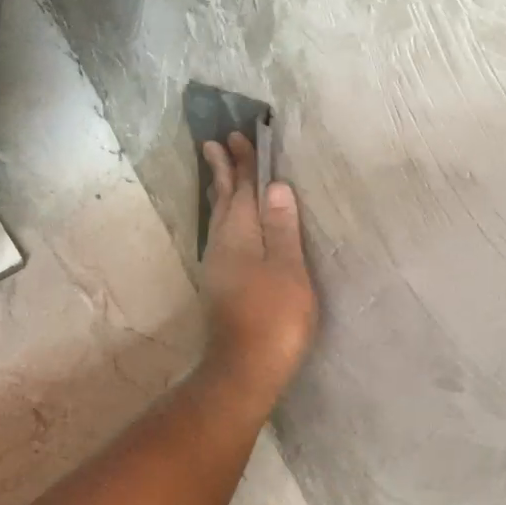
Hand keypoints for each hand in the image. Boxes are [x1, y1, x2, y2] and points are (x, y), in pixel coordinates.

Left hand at [200, 132, 316, 404]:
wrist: (247, 369)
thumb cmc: (274, 317)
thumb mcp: (287, 269)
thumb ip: (282, 228)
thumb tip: (275, 187)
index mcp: (239, 236)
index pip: (241, 190)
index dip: (243, 163)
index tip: (238, 134)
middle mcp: (221, 247)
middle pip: (223, 202)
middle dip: (224, 172)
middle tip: (218, 143)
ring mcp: (218, 270)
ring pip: (220, 221)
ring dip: (222, 195)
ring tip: (222, 176)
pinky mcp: (222, 288)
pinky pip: (223, 240)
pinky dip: (227, 221)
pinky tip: (233, 227)